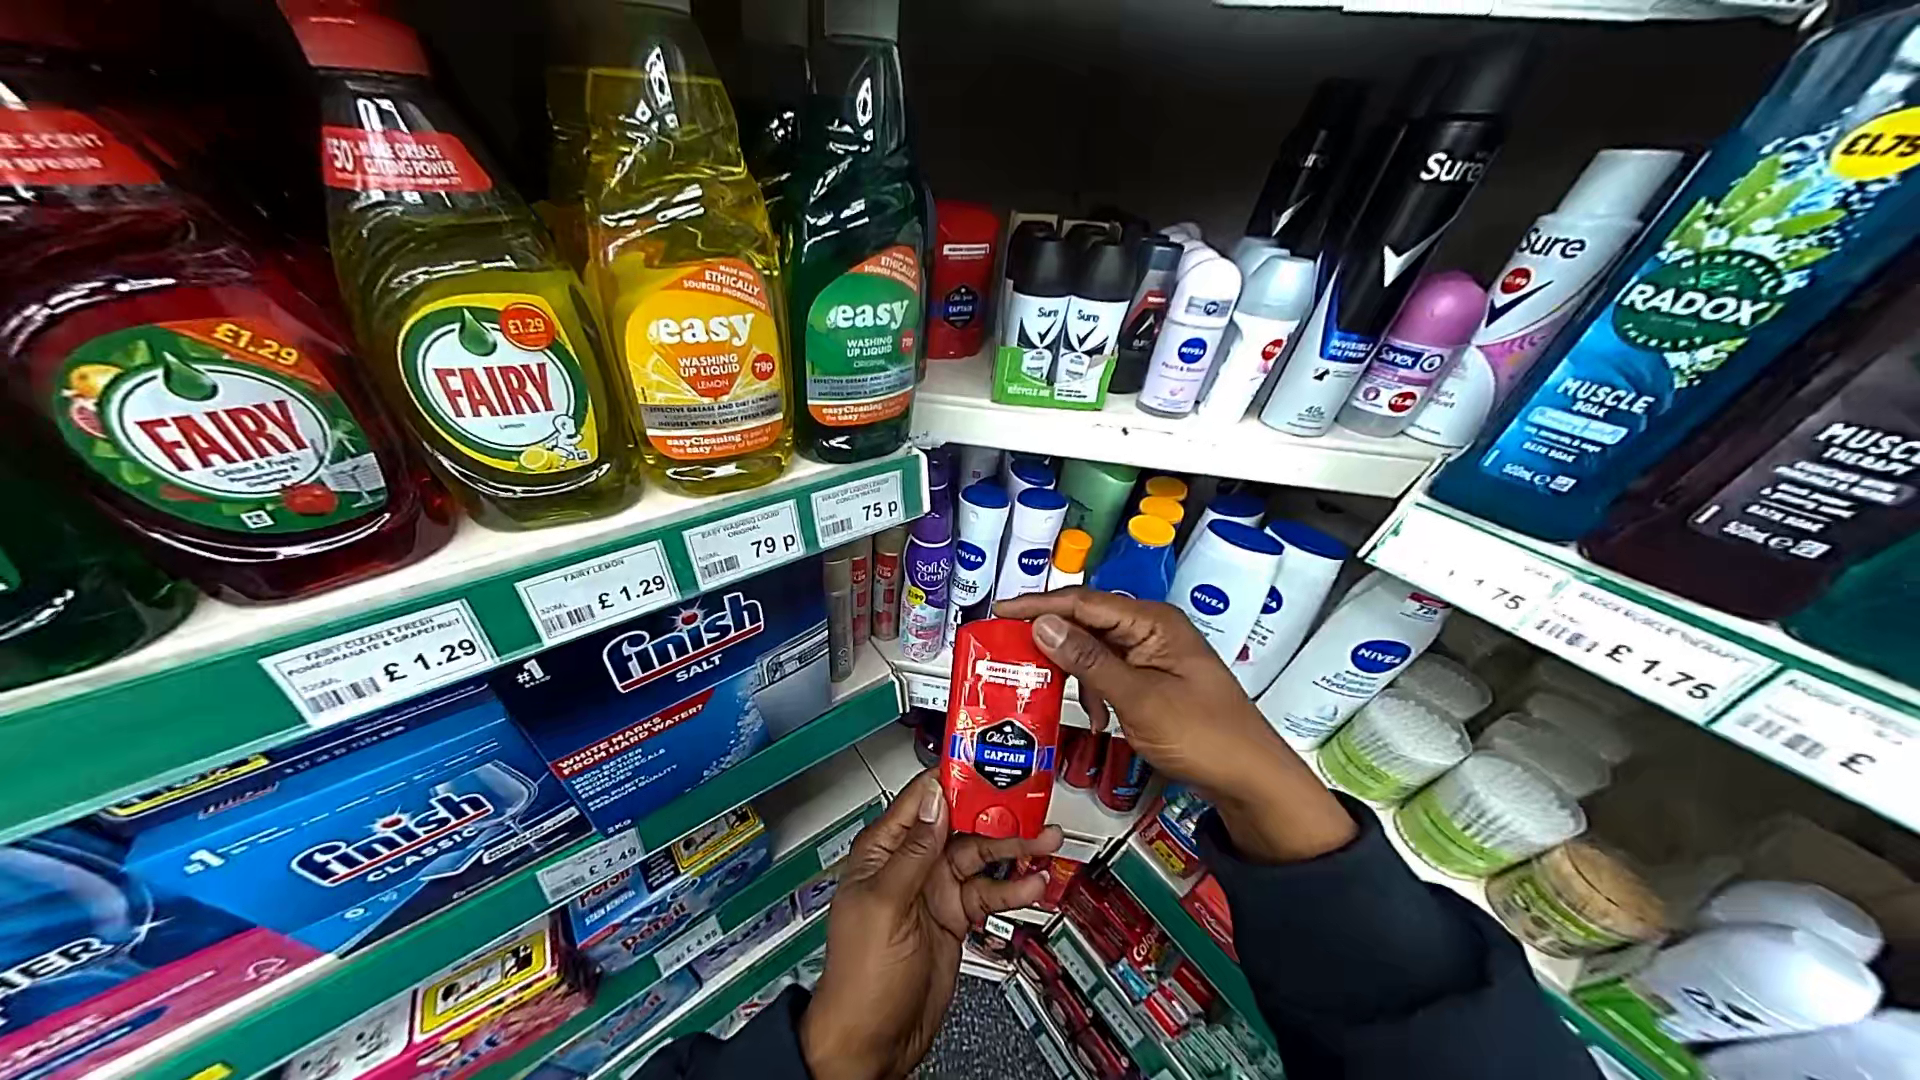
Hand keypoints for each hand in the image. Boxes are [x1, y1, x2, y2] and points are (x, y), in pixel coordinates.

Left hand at [800, 771, 1063, 1079]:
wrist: (874, 1044)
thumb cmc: (859, 979)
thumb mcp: (885, 906)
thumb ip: (914, 852)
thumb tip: (934, 801)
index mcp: (886, 851)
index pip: (923, 799)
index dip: (955, 780)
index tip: (987, 766)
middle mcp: (913, 863)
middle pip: (961, 824)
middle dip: (996, 814)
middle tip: (1030, 805)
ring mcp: (937, 889)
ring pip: (982, 857)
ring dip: (1014, 849)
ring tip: (1045, 842)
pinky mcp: (956, 914)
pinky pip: (990, 892)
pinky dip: (1014, 888)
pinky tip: (1034, 883)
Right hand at [995, 588, 1355, 863]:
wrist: (1251, 781)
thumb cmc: (1206, 737)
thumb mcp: (1138, 698)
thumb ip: (1087, 660)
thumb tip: (1044, 625)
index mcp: (1153, 622)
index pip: (1084, 602)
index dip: (1039, 605)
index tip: (1003, 611)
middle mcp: (1151, 630)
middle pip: (1087, 621)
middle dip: (1051, 637)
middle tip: (1012, 649)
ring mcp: (1152, 654)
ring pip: (1094, 648)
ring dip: (1073, 670)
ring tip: (1051, 689)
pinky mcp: (1151, 678)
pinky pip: (1108, 671)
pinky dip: (1093, 689)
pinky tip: (1093, 715)